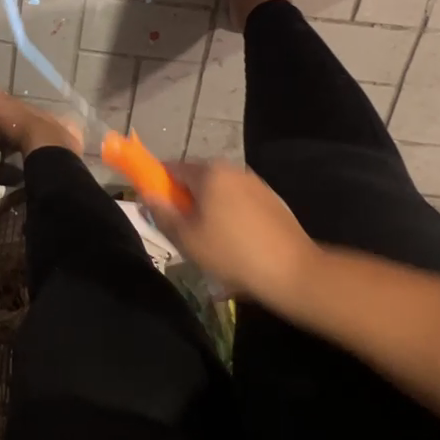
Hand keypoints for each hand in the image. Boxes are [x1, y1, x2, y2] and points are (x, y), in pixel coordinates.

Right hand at [147, 160, 320, 303]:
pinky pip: (238, 201)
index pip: (170, 167)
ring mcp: (254, 182)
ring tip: (211, 242)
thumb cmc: (232, 254)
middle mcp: (232, 168)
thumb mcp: (187, 238)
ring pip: (218, 191)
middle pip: (196, 178)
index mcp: (208, 172)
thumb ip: (161, 212)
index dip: (158, 184)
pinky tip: (236, 243)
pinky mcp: (271, 199)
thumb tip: (145, 194)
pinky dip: (230, 215)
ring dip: (208, 209)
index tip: (157, 208)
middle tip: (183, 231)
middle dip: (185, 199)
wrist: (293, 272)